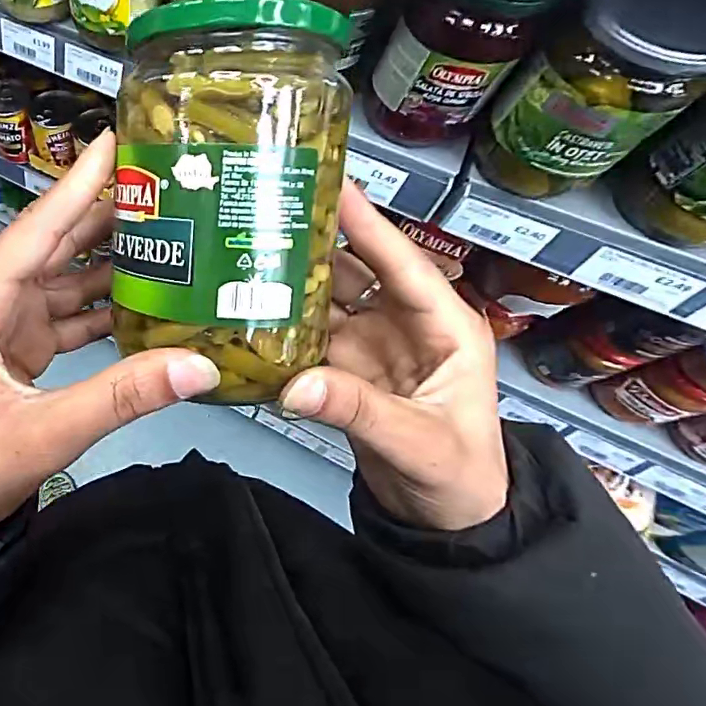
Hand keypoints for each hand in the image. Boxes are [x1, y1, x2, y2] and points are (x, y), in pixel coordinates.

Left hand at [0, 130, 222, 531]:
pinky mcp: (24, 345)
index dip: (77, 185)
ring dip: (112, 258)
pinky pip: (72, 312)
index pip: (37, 230)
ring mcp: (10, 322)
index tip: (114, 141)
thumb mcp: (44, 433)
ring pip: (67, 276)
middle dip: (105, 212)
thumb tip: (199, 367)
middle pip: (55, 244)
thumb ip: (120, 398)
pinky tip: (149, 297)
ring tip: (171, 234)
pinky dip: (106, 304)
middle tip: (163, 184)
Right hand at [278, 184, 507, 530]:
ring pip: (326, 297)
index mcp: (444, 325)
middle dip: (316, 240)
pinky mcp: (345, 364)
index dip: (367, 223)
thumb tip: (293, 384)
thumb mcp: (418, 443)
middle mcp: (403, 321)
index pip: (402, 263)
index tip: (331, 184)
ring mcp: (370, 341)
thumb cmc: (459, 475)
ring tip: (246, 251)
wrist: (443, 521)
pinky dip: (282, 322)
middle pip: (356, 270)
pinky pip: (309, 333)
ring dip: (292, 279)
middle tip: (267, 212)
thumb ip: (357, 410)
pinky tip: (251, 308)